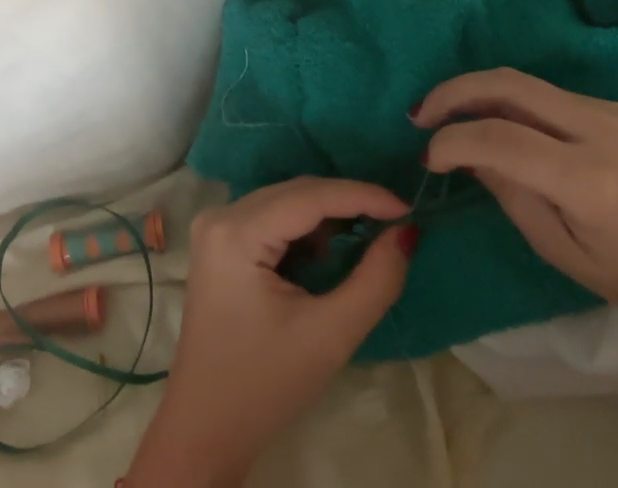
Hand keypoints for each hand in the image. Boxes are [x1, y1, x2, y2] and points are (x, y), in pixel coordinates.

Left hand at [124, 177, 416, 487]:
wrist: (207, 426)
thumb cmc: (266, 382)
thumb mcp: (332, 333)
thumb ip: (376, 278)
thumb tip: (407, 231)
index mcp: (236, 232)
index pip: (311, 195)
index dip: (364, 196)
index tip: (410, 209)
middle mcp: (220, 216)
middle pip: (297, 191)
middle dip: (349, 202)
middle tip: (395, 223)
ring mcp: (215, 228)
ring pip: (287, 200)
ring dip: (329, 214)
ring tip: (369, 236)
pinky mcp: (220, 244)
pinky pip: (273, 217)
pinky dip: (307, 228)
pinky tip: (330, 252)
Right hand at [416, 68, 617, 335]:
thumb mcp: (566, 254)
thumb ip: (513, 196)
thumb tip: (468, 156)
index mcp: (589, 177)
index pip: (499, 137)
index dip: (451, 141)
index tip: (426, 159)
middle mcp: (601, 127)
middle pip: (509, 84)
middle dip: (454, 92)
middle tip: (419, 116)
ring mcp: (613, 112)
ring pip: (526, 83)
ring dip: (478, 93)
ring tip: (444, 120)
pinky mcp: (617, 110)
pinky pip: (547, 96)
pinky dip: (508, 102)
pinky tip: (489, 125)